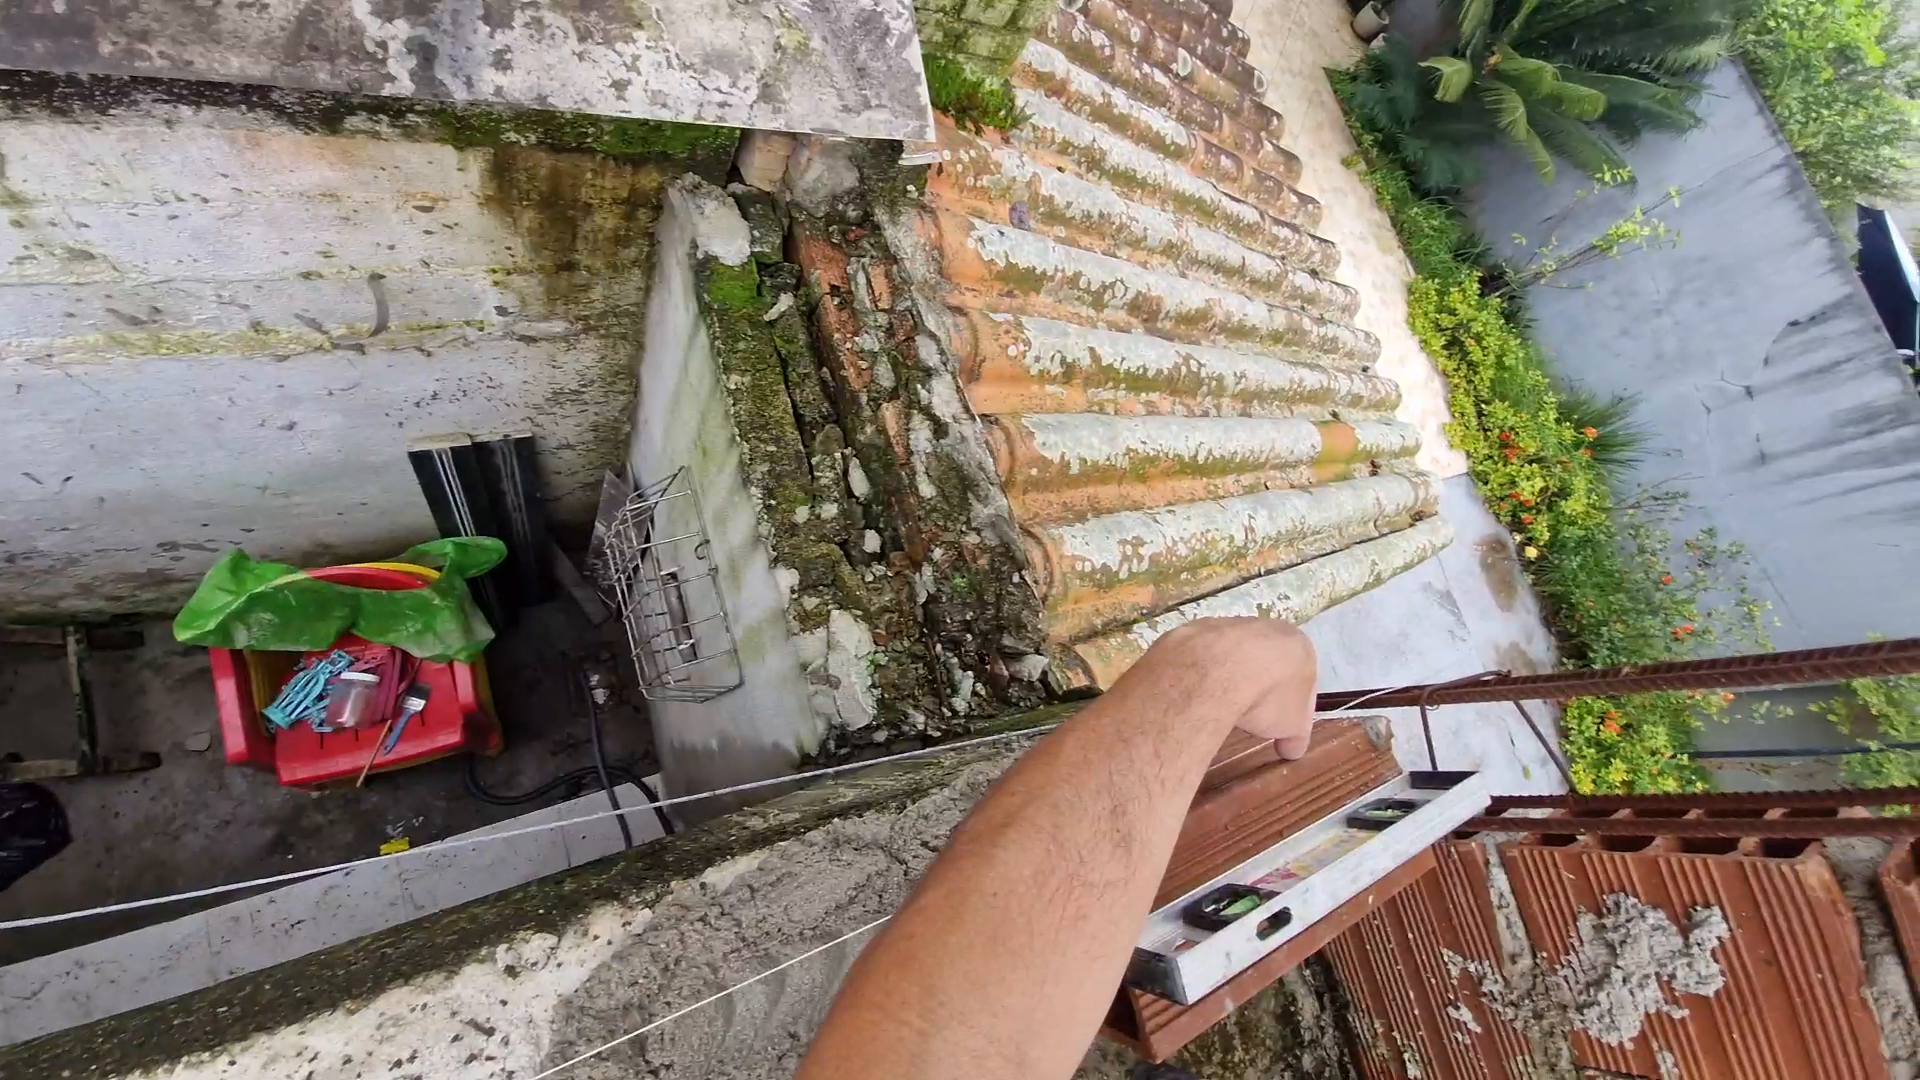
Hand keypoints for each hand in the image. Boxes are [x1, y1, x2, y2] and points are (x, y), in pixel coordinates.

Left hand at [1132, 617, 1318, 759]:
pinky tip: (1193, 693)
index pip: (1297, 674)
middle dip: (1254, 686)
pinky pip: (1195, 656)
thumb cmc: (1267, 696)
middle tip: (1245, 713)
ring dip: (1222, 678)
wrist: (1214, 672)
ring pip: (1225, 655)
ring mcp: (1221, 625)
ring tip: (1216, 707)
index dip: (1288, 701)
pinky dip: (1196, 673)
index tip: (1276, 722)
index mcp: (1294, 644)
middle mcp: (1260, 626)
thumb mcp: (1292, 727)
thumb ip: (1294, 737)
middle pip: (1260, 660)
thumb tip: (1290, 749)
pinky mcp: (1188, 631)